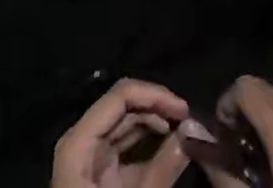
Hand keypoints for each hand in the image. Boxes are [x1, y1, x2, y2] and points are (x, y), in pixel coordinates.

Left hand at [51, 78, 192, 187]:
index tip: (185, 110)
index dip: (155, 95)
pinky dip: (148, 146)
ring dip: (156, 126)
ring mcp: (87, 160)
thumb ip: (165, 167)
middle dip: (158, 110)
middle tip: (189, 123)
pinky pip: (124, 149)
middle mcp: (81, 143)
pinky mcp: (96, 177)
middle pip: (122, 107)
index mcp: (79, 144)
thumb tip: (193, 130)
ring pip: (125, 126)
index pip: (120, 96)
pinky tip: (170, 151)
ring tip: (184, 134)